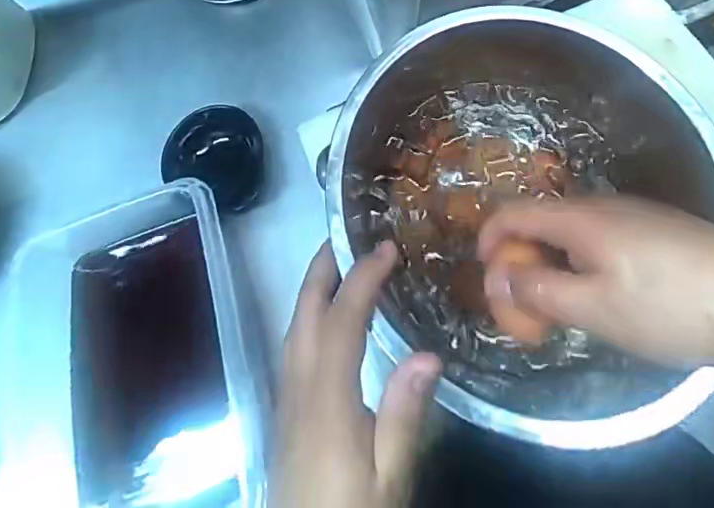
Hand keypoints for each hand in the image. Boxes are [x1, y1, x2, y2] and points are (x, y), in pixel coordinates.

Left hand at [275, 241, 441, 507]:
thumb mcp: (388, 478)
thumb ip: (404, 416)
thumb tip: (429, 354)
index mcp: (326, 393)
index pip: (342, 316)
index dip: (363, 276)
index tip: (387, 247)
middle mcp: (298, 381)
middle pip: (305, 308)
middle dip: (325, 265)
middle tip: (351, 235)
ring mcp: (285, 394)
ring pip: (294, 323)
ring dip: (315, 287)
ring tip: (342, 266)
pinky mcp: (284, 409)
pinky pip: (294, 343)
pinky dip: (312, 314)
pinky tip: (331, 322)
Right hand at [478, 196, 713, 369]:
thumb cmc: (673, 306)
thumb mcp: (598, 310)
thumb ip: (540, 293)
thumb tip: (497, 278)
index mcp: (579, 216)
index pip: (512, 211)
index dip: (488, 238)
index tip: (485, 275)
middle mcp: (602, 203)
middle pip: (543, 219)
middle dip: (522, 256)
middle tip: (526, 301)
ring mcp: (637, 212)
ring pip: (575, 229)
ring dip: (555, 260)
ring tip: (567, 303)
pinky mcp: (663, 228)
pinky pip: (604, 236)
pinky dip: (586, 259)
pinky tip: (614, 294)